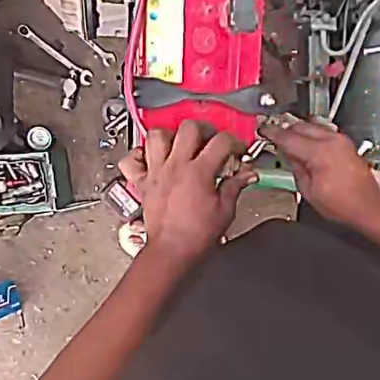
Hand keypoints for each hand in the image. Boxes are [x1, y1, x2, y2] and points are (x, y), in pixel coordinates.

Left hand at [119, 122, 254, 266]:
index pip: (221, 142)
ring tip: (181, 144)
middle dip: (204, 130)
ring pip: (157, 135)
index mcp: (198, 172)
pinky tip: (150, 158)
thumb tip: (247, 174)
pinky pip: (131, 160)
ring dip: (171, 136)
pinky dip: (139, 155)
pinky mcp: (142, 183)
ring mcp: (156, 172)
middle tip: (210, 140)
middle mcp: (175, 167)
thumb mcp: (225, 211)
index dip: (234, 142)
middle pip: (189, 128)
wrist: (172, 251)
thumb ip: (235, 186)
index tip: (237, 150)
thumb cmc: (195, 236)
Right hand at [263, 118, 379, 229]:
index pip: (288, 137)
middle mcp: (331, 141)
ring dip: (299, 132)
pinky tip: (307, 146)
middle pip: (300, 126)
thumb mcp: (308, 190)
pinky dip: (312, 136)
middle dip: (285, 131)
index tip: (264, 131)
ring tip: (290, 143)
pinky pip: (324, 132)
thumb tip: (289, 156)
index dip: (273, 134)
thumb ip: (296, 168)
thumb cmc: (343, 204)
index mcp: (319, 152)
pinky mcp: (346, 144)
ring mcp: (341, 141)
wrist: (367, 206)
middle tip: (274, 138)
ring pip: (313, 126)